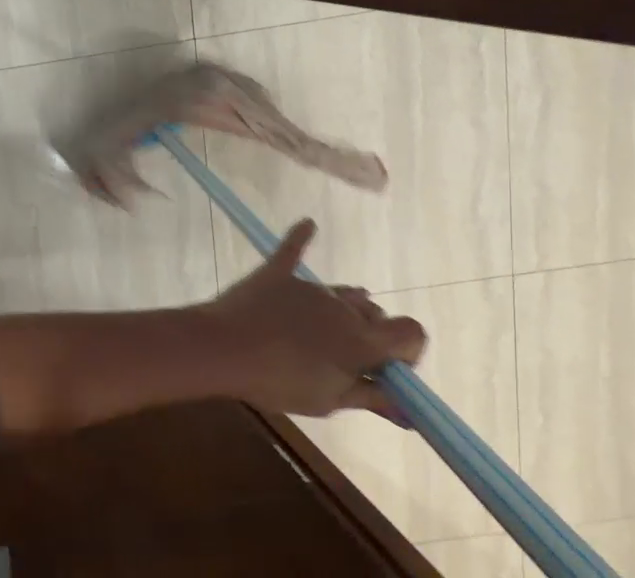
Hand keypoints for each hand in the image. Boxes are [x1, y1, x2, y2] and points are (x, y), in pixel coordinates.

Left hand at [203, 219, 426, 418]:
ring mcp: (308, 287)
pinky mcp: (276, 274)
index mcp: (363, 341)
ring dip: (340, 308)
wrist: (222, 348)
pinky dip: (301, 236)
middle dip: (369, 334)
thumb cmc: (277, 381)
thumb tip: (408, 411)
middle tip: (340, 356)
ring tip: (319, 327)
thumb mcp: (329, 401)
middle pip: (374, 314)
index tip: (384, 368)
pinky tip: (308, 223)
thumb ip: (371, 398)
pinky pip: (291, 249)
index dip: (405, 350)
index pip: (411, 332)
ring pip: (341, 293)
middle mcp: (343, 308)